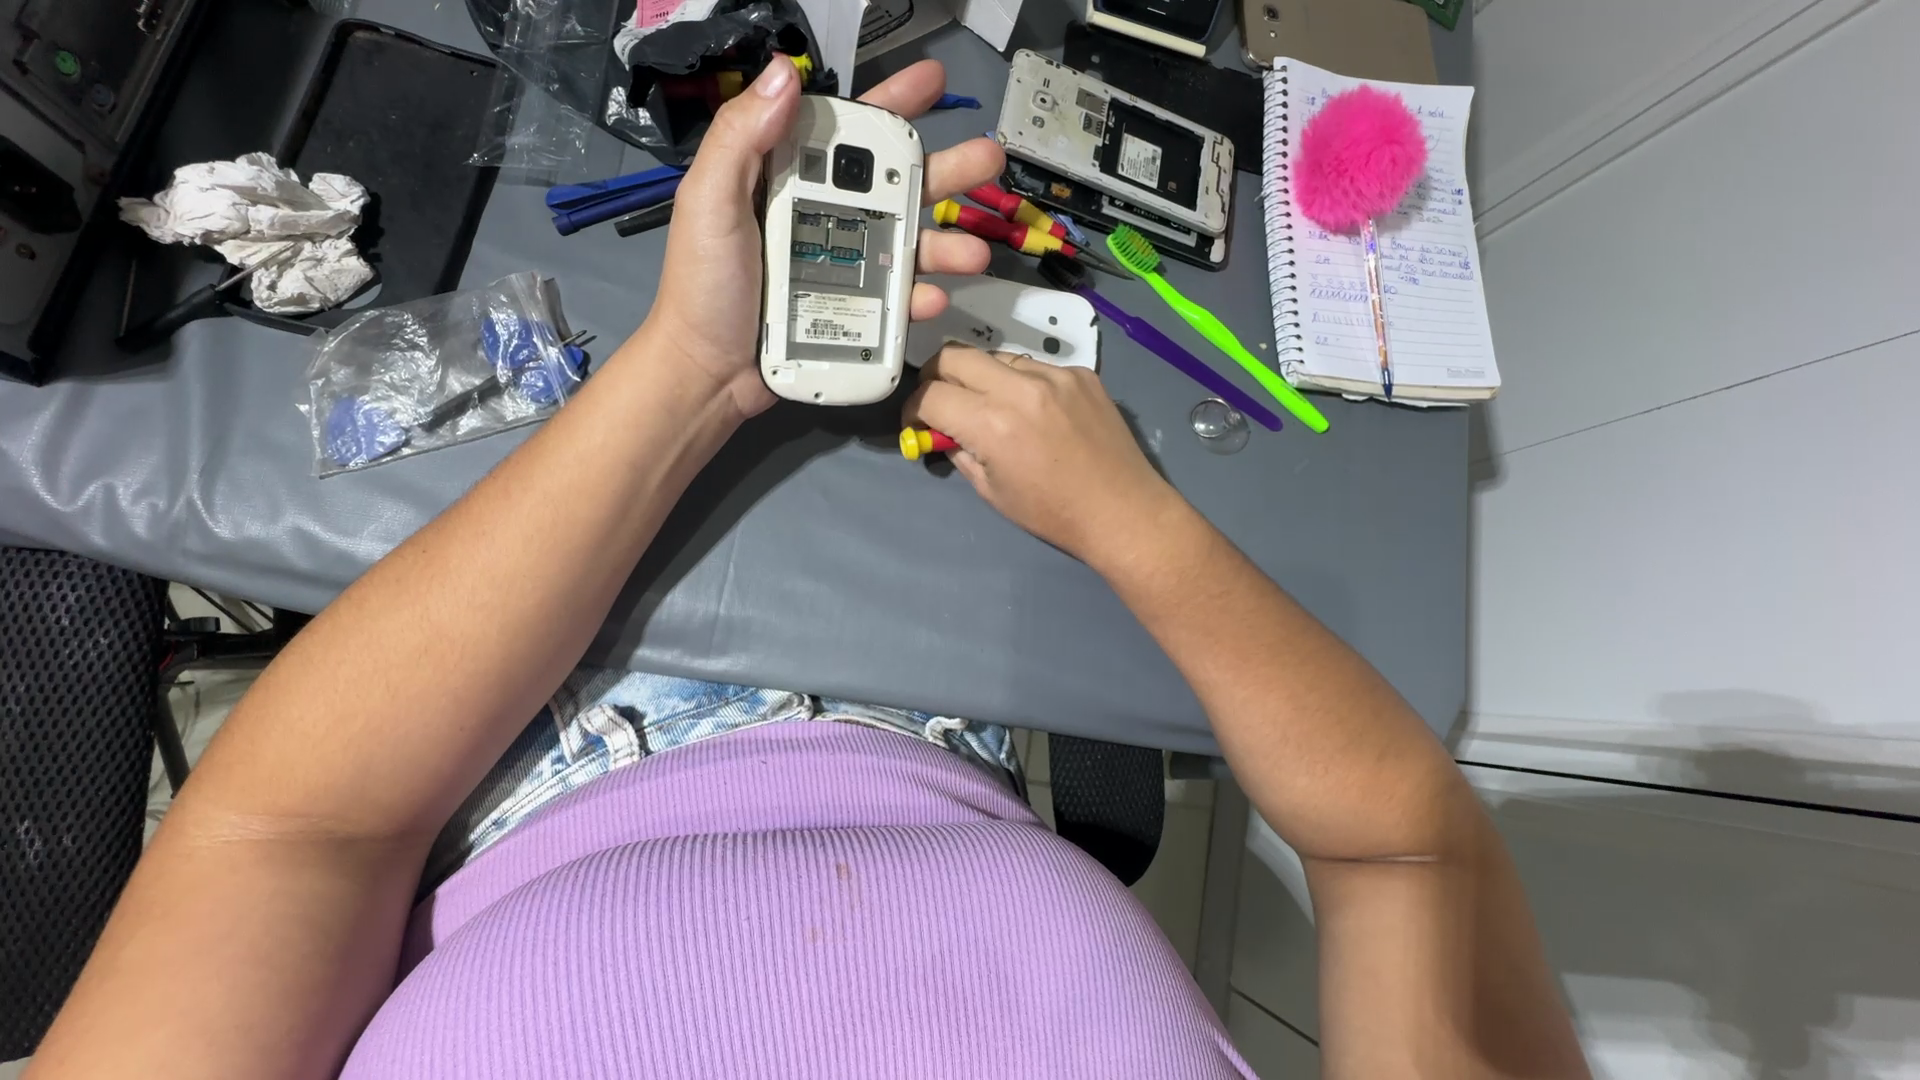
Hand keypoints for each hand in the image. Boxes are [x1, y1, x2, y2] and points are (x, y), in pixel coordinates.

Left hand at [640, 57, 1004, 420]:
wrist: (709, 374)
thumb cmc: (706, 288)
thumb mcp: (709, 205)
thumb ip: (740, 139)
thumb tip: (786, 74)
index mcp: (788, 182)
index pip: (845, 134)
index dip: (889, 107)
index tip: (932, 86)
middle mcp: (823, 217)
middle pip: (892, 186)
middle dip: (944, 170)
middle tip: (989, 159)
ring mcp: (841, 265)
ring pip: (905, 243)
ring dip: (946, 245)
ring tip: (976, 253)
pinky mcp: (852, 309)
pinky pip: (895, 298)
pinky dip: (918, 298)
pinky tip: (932, 299)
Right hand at [903, 345, 1180, 564]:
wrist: (1123, 511)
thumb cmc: (1053, 514)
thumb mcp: (992, 492)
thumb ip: (961, 453)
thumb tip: (944, 432)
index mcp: (993, 424)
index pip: (932, 394)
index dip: (914, 409)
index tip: (917, 423)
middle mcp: (1021, 388)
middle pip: (955, 355)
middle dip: (937, 376)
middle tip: (941, 401)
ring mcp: (1055, 375)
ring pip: (996, 357)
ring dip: (982, 377)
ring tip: (993, 408)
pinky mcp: (1082, 374)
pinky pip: (1035, 366)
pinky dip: (1022, 383)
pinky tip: (1035, 411)